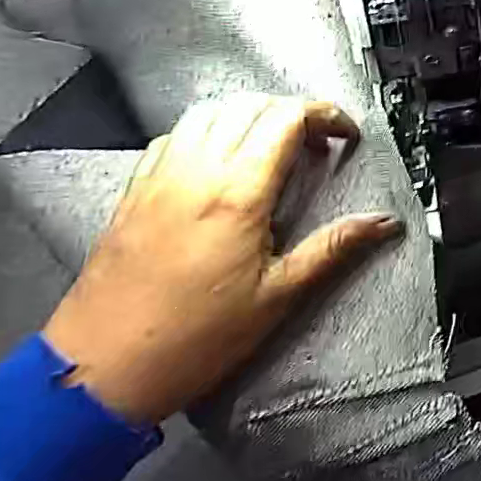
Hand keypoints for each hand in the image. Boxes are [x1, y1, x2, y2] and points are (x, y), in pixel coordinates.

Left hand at [42, 95, 401, 424]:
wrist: (95, 374)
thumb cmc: (195, 338)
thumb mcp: (280, 294)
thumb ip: (334, 247)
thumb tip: (385, 221)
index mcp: (236, 196)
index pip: (284, 119)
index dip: (324, 115)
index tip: (347, 135)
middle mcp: (193, 176)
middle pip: (247, 106)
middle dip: (293, 111)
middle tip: (320, 141)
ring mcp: (156, 182)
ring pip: (207, 114)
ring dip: (251, 116)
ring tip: (277, 146)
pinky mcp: (133, 196)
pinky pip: (174, 139)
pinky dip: (211, 133)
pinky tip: (226, 162)